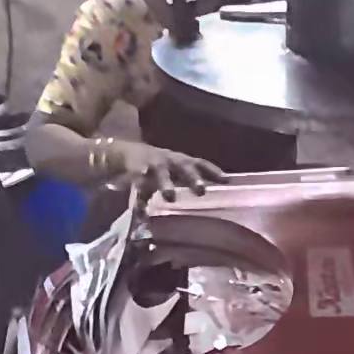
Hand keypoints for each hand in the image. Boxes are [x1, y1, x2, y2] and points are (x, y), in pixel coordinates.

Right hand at [108, 140, 225, 201]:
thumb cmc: (156, 168)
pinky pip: (139, 182)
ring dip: (166, 184)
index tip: (227, 180)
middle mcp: (170, 161)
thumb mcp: (174, 174)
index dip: (213, 171)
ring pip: (162, 174)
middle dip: (193, 178)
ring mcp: (153, 165)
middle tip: (201, 191)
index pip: (200, 164)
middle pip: (184, 167)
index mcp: (181, 162)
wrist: (126, 154)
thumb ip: (189, 184)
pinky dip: (140, 189)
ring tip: (170, 196)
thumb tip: (212, 193)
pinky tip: (141, 199)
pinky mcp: (136, 171)